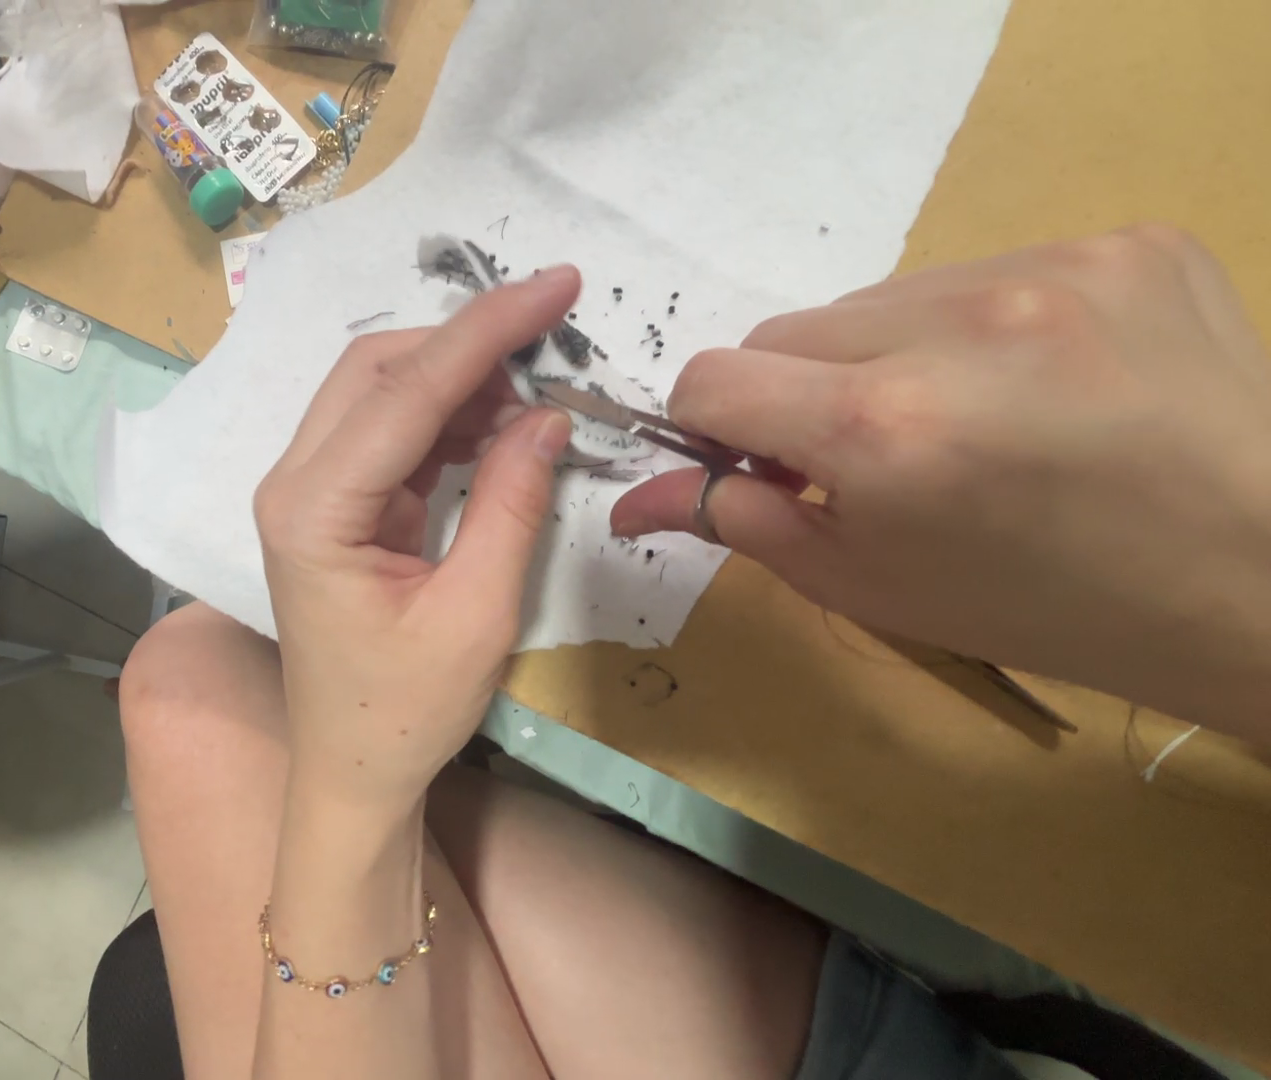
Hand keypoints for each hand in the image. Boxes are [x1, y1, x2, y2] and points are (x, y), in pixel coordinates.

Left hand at [254, 269, 577, 809]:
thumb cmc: (405, 711)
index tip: (557, 285)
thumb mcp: (475, 613)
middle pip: (374, 372)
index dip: (485, 332)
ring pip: (378, 396)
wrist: (350, 770)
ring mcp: (306, 493)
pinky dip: (443, 422)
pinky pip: (387, 438)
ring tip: (536, 394)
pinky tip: (496, 430)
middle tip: (550, 341)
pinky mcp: (330, 507)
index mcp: (315, 509)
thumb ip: (510, 504)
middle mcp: (294, 484)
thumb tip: (548, 414)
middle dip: (464, 347)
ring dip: (456, 382)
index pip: (404, 392)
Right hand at [610, 226, 1270, 733]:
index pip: (714, 378)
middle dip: (788, 394)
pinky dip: (954, 331)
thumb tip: (626, 501)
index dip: (707, 423)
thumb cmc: (1035, 604)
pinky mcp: (1119, 242)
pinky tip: (1018, 383)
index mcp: (881, 428)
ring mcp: (1049, 268)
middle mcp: (957, 326)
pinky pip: (963, 275)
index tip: (745, 461)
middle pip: (783, 332)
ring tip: (946, 418)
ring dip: (868, 357)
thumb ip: (731, 519)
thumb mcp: (857, 580)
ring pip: (868, 300)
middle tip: (850, 455)